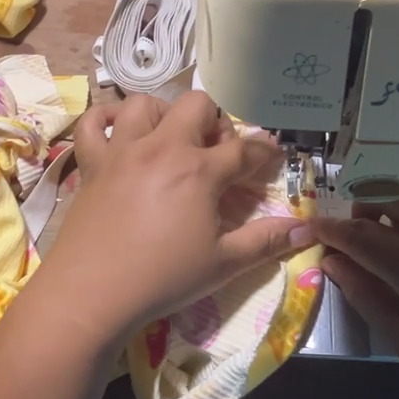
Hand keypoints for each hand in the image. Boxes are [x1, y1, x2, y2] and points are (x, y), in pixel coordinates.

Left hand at [28, 92, 305, 346]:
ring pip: (145, 104)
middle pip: (197, 106)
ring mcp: (122, 151)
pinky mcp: (92, 163)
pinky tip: (120, 132)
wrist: (92, 294)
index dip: (264, 151)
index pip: (243, 150)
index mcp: (199, 171)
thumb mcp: (223, 264)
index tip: (273, 155)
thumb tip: (306, 229)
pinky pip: (93, 122)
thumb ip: (266, 241)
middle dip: (216, 122)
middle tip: (216, 155)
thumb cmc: (163, 279)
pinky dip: (106, 118)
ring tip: (171, 141)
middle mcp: (162, 147)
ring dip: (165, 115)